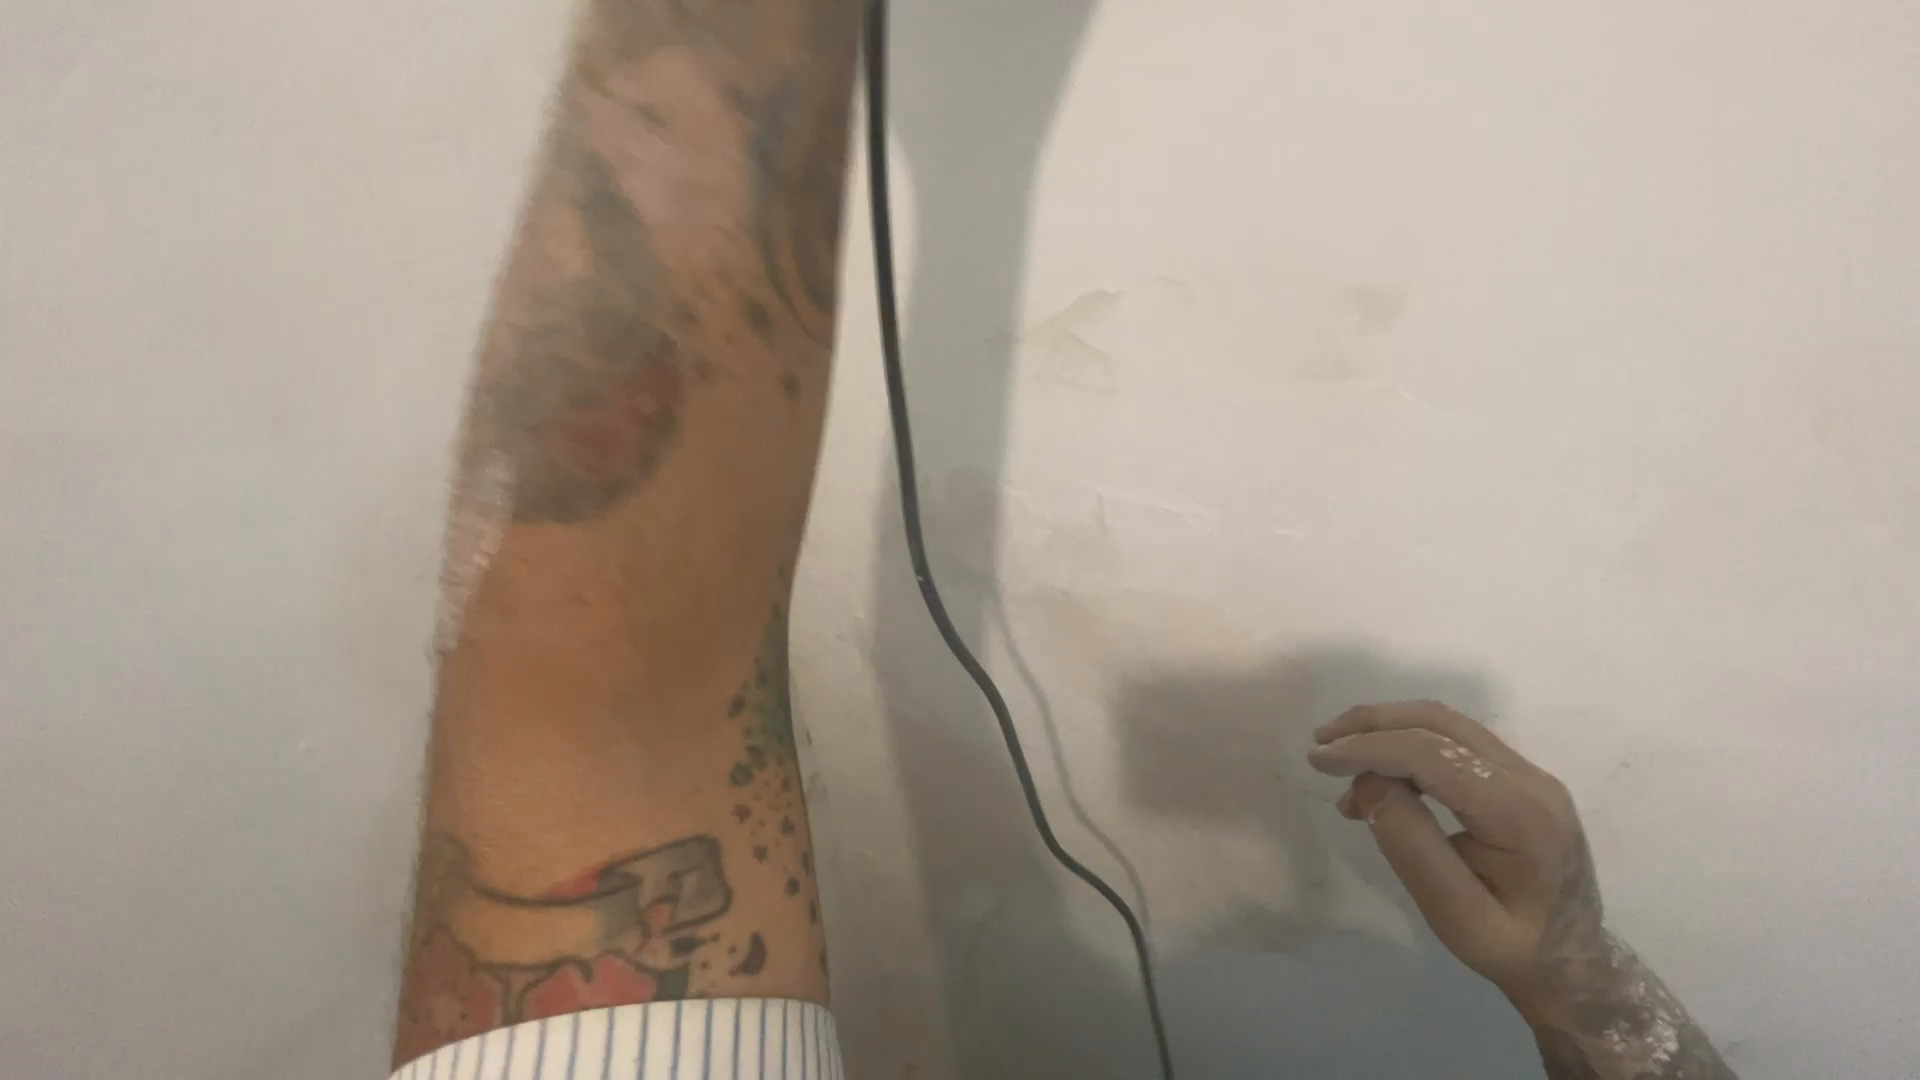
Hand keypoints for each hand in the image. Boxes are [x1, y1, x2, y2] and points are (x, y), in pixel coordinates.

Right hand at [1307, 701, 1605, 1012]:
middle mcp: (1530, 779)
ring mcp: (1528, 774)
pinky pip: (1453, 739)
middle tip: (1321, 745)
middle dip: (1370, 725)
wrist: (1574, 965)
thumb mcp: (1454, 913)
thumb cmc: (1511, 948)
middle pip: (1436, 723)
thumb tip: (1367, 781)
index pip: (1429, 754)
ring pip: (1443, 722)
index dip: (1367, 748)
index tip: (1318, 759)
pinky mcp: (1518, 776)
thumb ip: (1410, 844)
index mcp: (1518, 814)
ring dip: (1385, 728)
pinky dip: (1406, 742)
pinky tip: (1380, 772)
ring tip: (1340, 751)